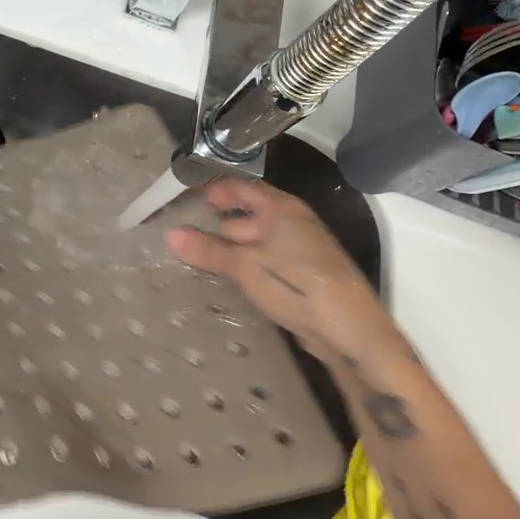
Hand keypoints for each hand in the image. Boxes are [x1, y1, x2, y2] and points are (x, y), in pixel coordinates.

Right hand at [166, 179, 384, 354]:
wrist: (350, 331)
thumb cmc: (298, 285)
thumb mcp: (246, 266)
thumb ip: (209, 250)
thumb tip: (170, 234)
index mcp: (282, 209)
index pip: (242, 188)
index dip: (215, 190)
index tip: (184, 197)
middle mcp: (291, 223)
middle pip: (246, 215)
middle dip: (215, 223)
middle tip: (179, 231)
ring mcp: (296, 251)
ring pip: (253, 242)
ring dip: (227, 248)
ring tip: (192, 256)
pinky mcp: (298, 277)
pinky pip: (262, 263)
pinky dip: (242, 266)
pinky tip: (222, 278)